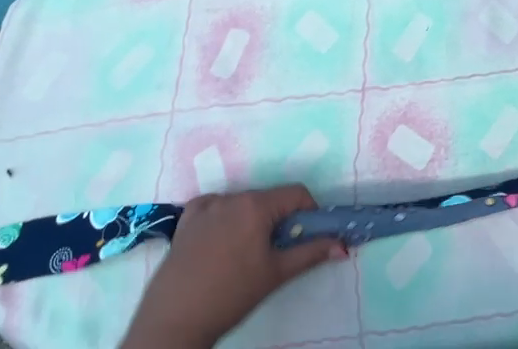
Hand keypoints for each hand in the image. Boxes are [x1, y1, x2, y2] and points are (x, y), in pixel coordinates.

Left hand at [121, 184, 344, 348]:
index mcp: (256, 205)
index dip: (309, 212)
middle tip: (275, 251)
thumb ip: (311, 253)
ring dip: (251, 219)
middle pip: (268, 198)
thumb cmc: (231, 296)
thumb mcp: (277, 274)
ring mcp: (204, 208)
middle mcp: (231, 198)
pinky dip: (221, 217)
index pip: (296, 194)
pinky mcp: (184, 222)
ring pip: (241, 204)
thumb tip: (343, 247)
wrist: (174, 324)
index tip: (305, 237)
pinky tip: (219, 240)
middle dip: (278, 219)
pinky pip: (211, 207)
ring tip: (245, 253)